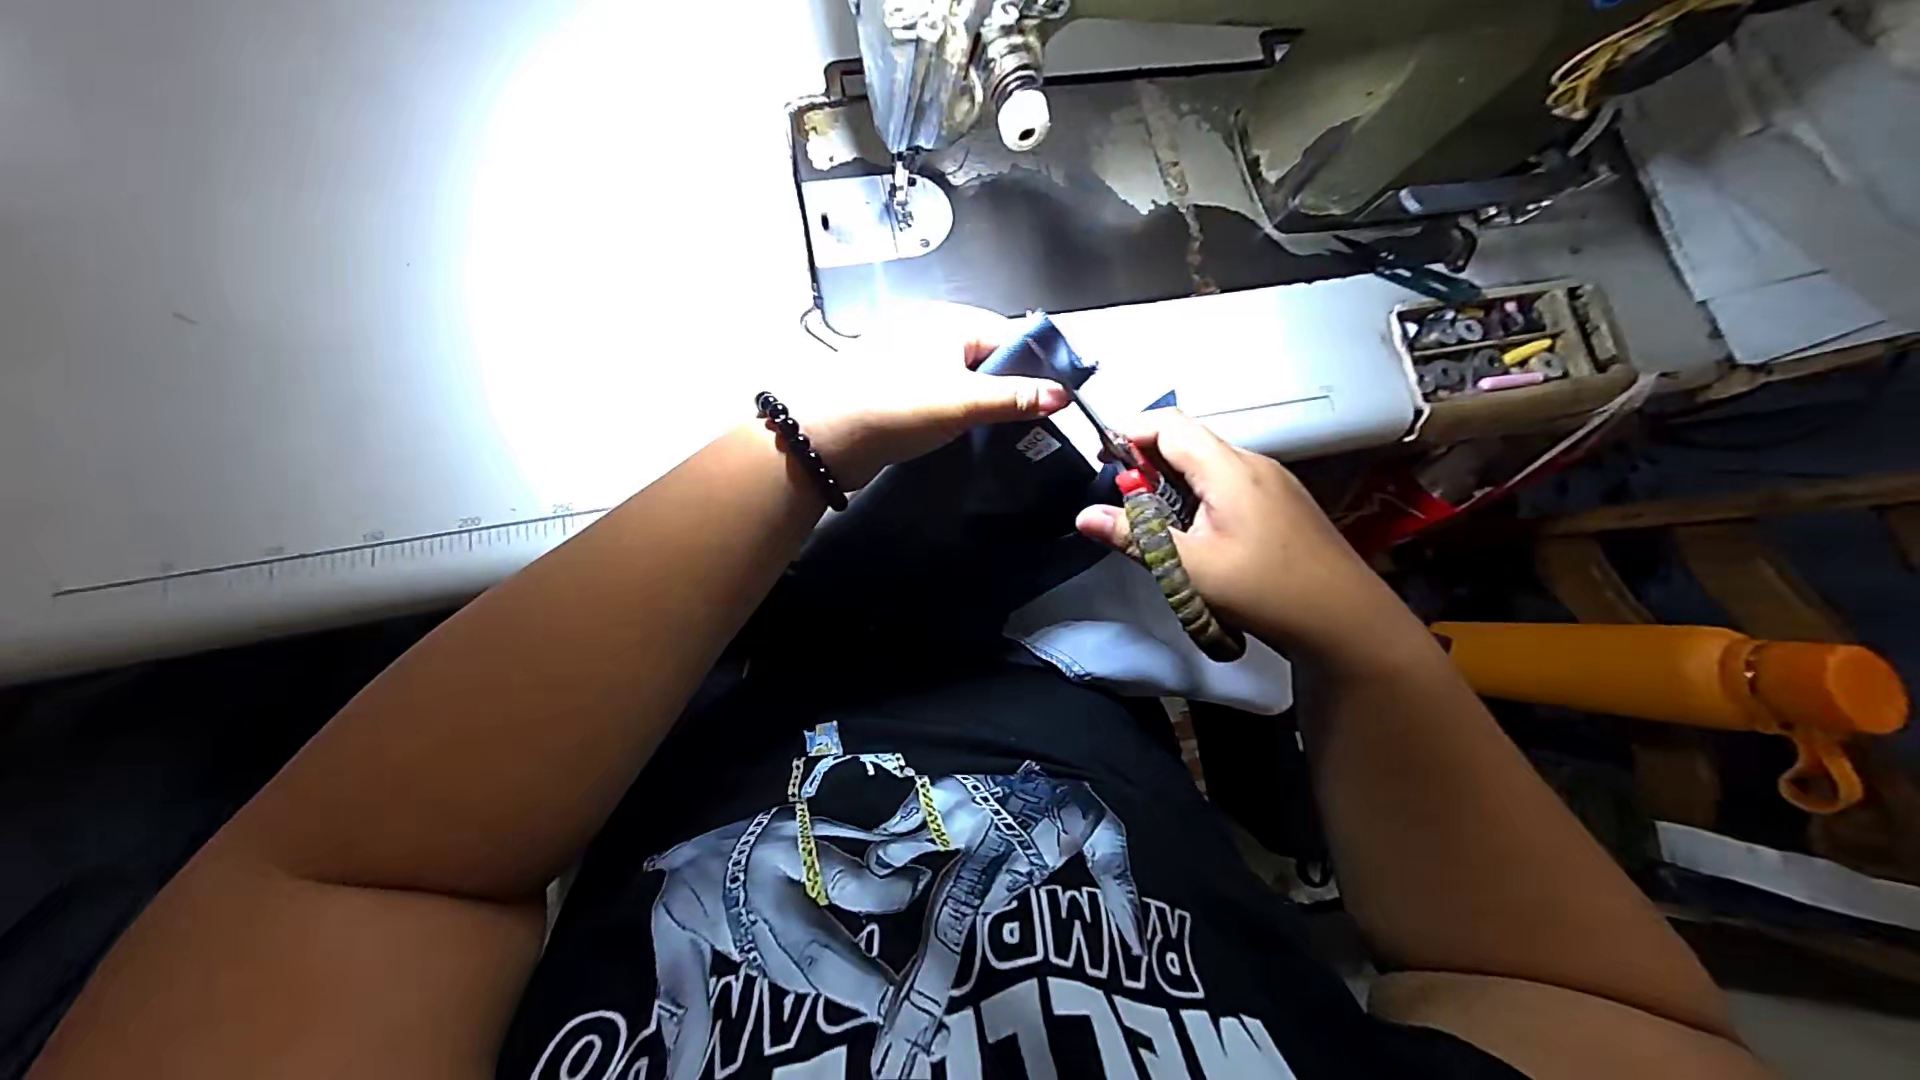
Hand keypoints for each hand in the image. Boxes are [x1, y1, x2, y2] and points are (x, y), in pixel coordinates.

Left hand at [779, 303, 1071, 489]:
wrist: (826, 439)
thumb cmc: (893, 406)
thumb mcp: (963, 401)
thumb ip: (1015, 397)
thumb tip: (1060, 395)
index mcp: (947, 321)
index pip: (1009, 335)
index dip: (1035, 365)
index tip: (1053, 398)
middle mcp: (929, 334)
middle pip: (987, 358)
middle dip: (1008, 388)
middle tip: (1027, 422)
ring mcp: (910, 362)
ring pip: (963, 380)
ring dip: (981, 405)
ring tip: (996, 431)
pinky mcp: (897, 390)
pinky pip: (940, 397)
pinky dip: (956, 414)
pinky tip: (962, 435)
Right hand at [1074, 410, 1413, 660]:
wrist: (1346, 622)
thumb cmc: (1266, 591)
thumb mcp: (1189, 567)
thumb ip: (1135, 536)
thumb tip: (1084, 516)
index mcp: (1229, 469)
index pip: (1170, 423)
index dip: (1130, 431)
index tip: (1103, 458)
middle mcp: (1253, 464)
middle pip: (1188, 441)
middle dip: (1147, 461)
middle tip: (1122, 497)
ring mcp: (1271, 481)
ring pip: (1207, 464)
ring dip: (1172, 482)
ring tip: (1154, 520)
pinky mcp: (1279, 502)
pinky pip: (1228, 482)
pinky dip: (1198, 495)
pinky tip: (1194, 532)